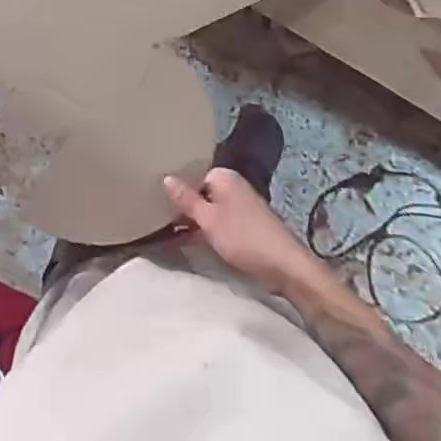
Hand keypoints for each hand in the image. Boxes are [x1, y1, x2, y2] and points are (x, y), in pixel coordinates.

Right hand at [164, 167, 334, 295]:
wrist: (285, 268)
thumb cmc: (243, 237)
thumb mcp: (207, 218)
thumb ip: (186, 199)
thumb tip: (166, 178)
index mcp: (224, 177)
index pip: (192, 173)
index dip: (175, 185)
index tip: (156, 196)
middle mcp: (233, 187)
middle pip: (200, 191)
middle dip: (182, 202)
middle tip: (156, 212)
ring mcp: (240, 207)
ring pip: (207, 208)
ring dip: (191, 218)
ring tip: (165, 227)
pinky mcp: (244, 226)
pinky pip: (216, 222)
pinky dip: (203, 229)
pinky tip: (185, 239)